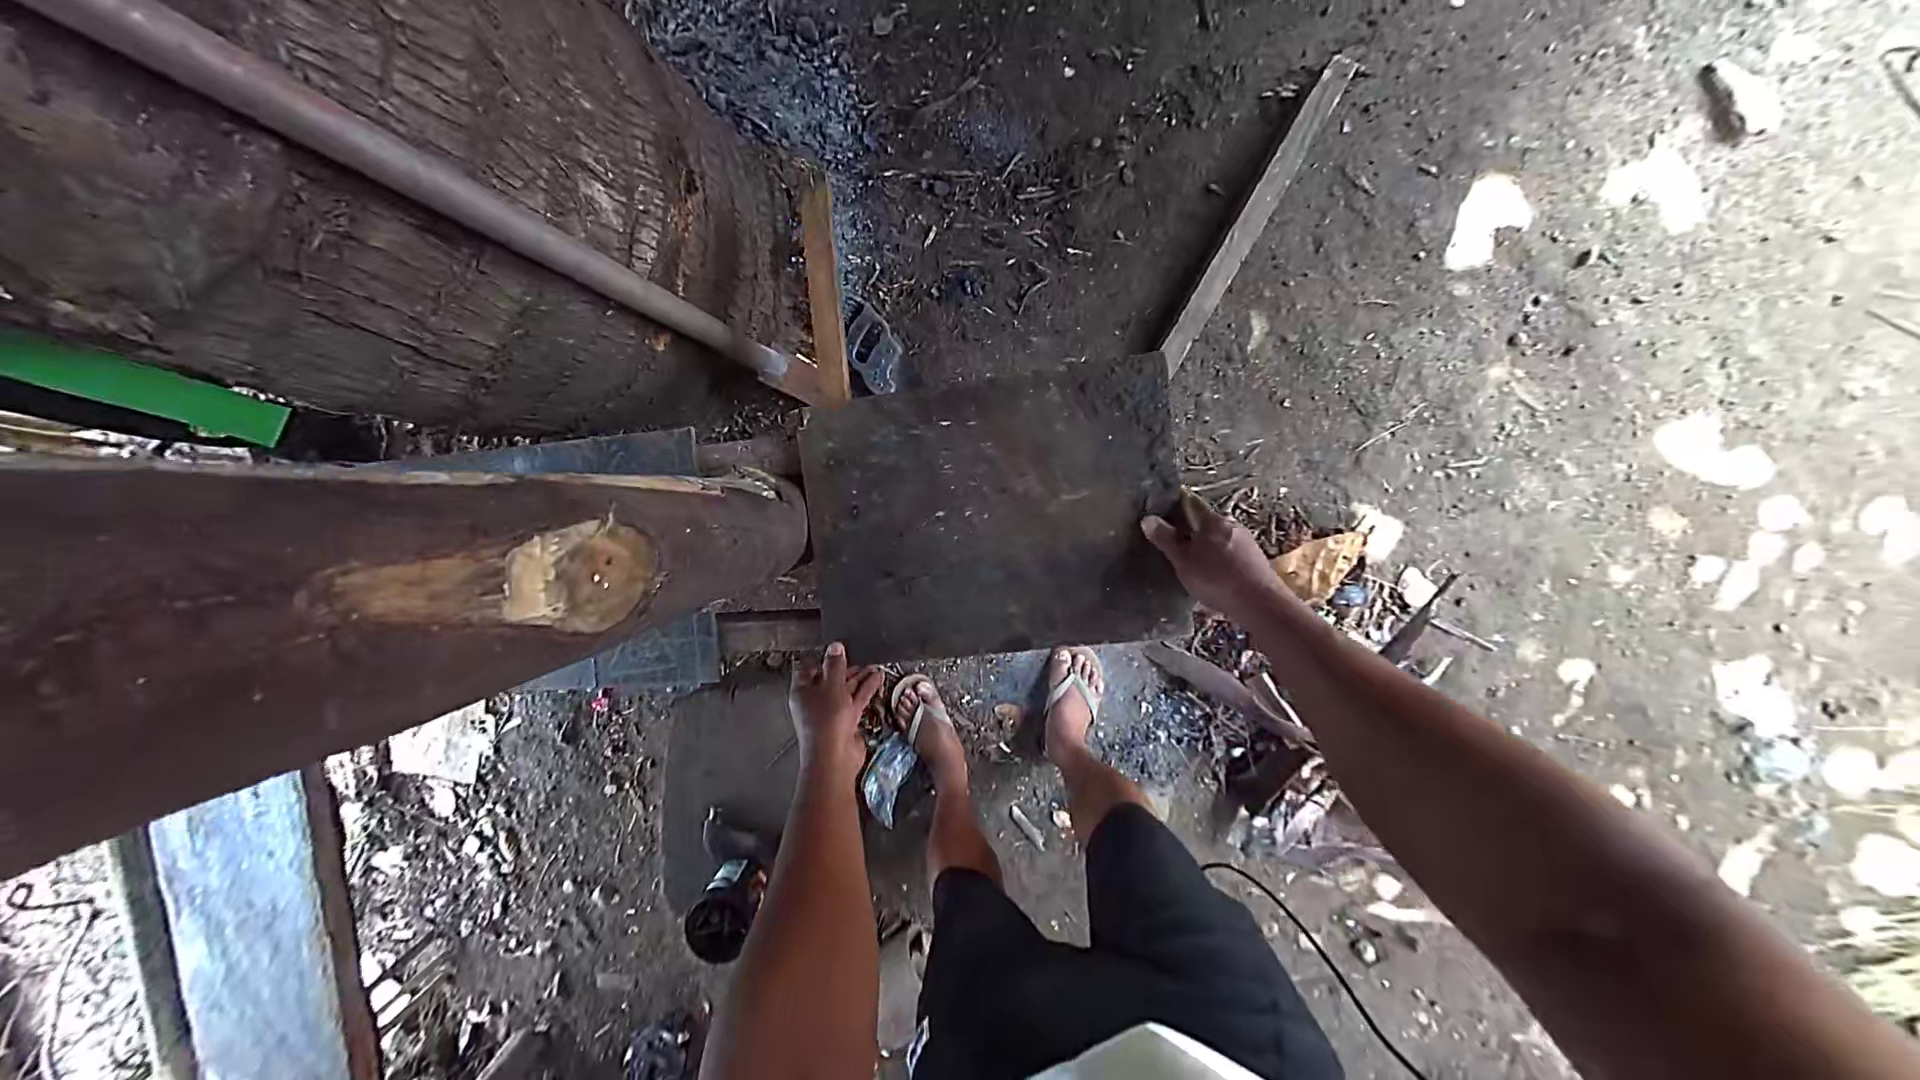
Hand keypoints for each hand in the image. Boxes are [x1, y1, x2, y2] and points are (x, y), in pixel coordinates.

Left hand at [788, 642, 882, 774]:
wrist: (835, 757)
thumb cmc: (826, 720)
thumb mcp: (831, 686)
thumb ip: (835, 665)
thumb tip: (835, 646)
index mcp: (802, 691)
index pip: (808, 668)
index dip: (822, 658)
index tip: (836, 648)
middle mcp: (814, 701)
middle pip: (829, 679)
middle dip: (845, 668)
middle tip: (859, 656)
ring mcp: (831, 712)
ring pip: (845, 690)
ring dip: (859, 678)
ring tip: (874, 666)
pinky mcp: (846, 722)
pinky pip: (856, 701)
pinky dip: (866, 689)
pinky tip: (878, 678)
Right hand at [1141, 489, 1289, 620]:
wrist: (1261, 604)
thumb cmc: (1216, 579)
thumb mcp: (1183, 561)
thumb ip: (1166, 539)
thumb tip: (1148, 518)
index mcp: (1212, 520)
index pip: (1190, 503)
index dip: (1175, 507)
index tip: (1162, 517)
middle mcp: (1232, 525)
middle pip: (1206, 523)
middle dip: (1190, 532)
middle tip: (1173, 546)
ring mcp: (1247, 543)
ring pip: (1219, 540)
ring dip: (1206, 549)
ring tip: (1192, 566)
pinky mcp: (1255, 561)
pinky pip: (1230, 555)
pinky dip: (1219, 562)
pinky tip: (1213, 578)